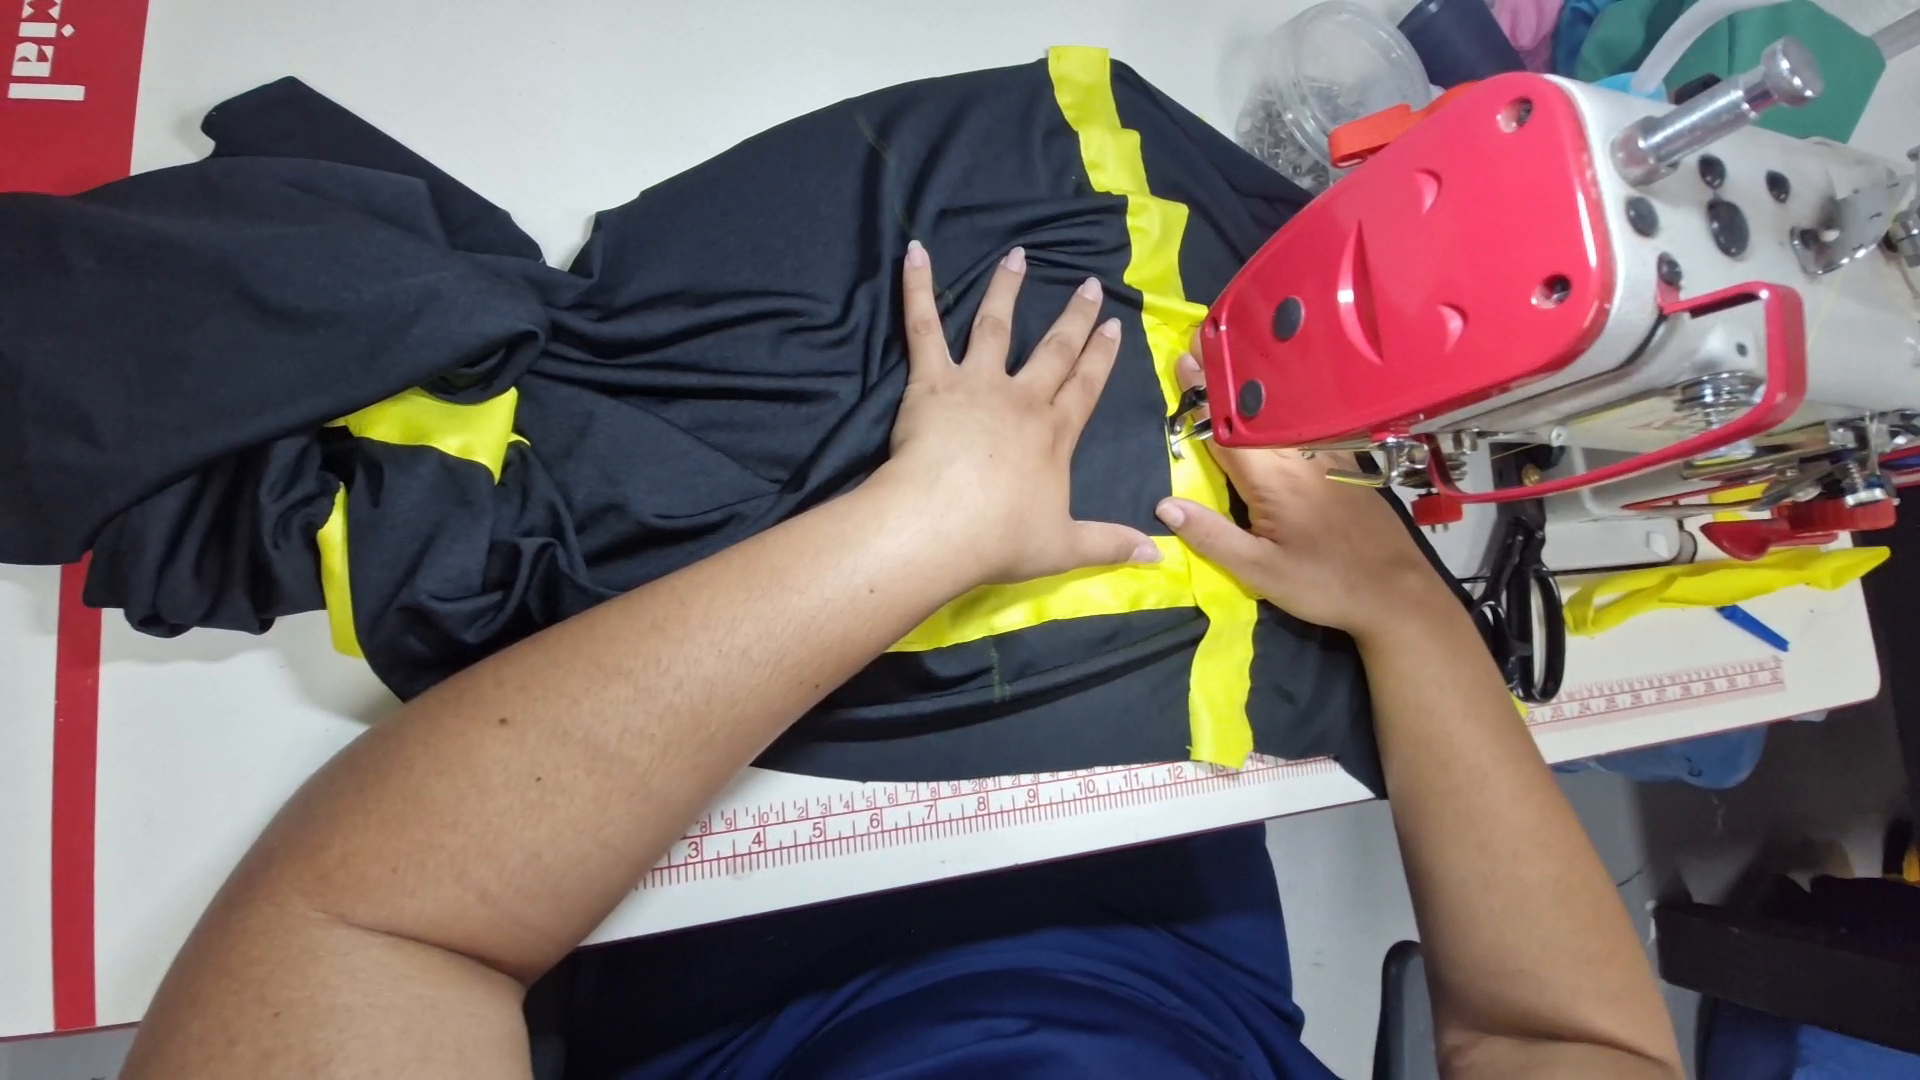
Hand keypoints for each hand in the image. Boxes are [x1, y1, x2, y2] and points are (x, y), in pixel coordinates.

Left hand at [876, 241, 1159, 585]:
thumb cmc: (1002, 537)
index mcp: (1055, 433)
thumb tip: (1158, 555)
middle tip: (1089, 285)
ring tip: (1017, 255)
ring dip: (1007, 289)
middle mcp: (1022, 398)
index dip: (1101, 357)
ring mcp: (977, 384)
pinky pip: (923, 327)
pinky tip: (915, 253)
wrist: (944, 524)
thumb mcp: (1064, 547)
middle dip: (1074, 318)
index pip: (1086, 387)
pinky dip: (918, 288)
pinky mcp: (932, 381)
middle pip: (1053, 350)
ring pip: (995, 326)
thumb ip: (1109, 544)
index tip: (1114, 326)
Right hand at [1153, 355, 1452, 641]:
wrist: (1397, 593)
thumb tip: (1164, 505)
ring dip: (1254, 379)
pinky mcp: (1345, 460)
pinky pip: (1307, 419)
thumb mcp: (1260, 572)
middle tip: (1200, 341)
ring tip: (1231, 351)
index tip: (1183, 361)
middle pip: (1255, 406)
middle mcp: (1301, 455)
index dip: (1201, 395)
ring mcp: (1328, 453)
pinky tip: (1277, 387)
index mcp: (1274, 479)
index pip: (1226, 428)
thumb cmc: (1325, 584)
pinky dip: (1285, 397)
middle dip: (1226, 372)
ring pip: (1284, 407)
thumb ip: (1211, 536)